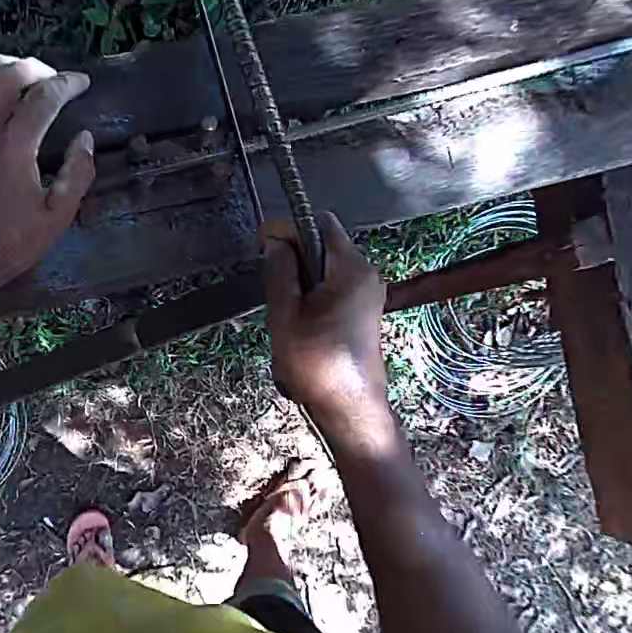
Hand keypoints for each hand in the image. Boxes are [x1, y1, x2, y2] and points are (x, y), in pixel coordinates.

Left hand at [0, 53, 95, 288]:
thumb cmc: (15, 241)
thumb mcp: (59, 215)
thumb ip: (79, 174)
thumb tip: (85, 139)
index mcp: (15, 147)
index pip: (44, 98)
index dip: (67, 85)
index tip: (81, 84)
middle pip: (7, 76)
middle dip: (35, 68)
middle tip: (52, 77)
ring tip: (14, 71)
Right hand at [262, 212, 391, 431]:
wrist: (348, 408)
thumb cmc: (315, 361)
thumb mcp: (285, 313)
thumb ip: (279, 271)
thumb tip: (276, 240)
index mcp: (351, 267)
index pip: (318, 224)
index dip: (287, 229)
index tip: (262, 247)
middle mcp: (367, 274)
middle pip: (323, 247)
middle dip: (294, 262)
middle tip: (274, 293)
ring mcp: (369, 295)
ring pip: (325, 272)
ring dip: (301, 285)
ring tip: (288, 317)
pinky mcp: (364, 314)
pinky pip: (334, 290)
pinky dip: (314, 299)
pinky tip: (302, 328)